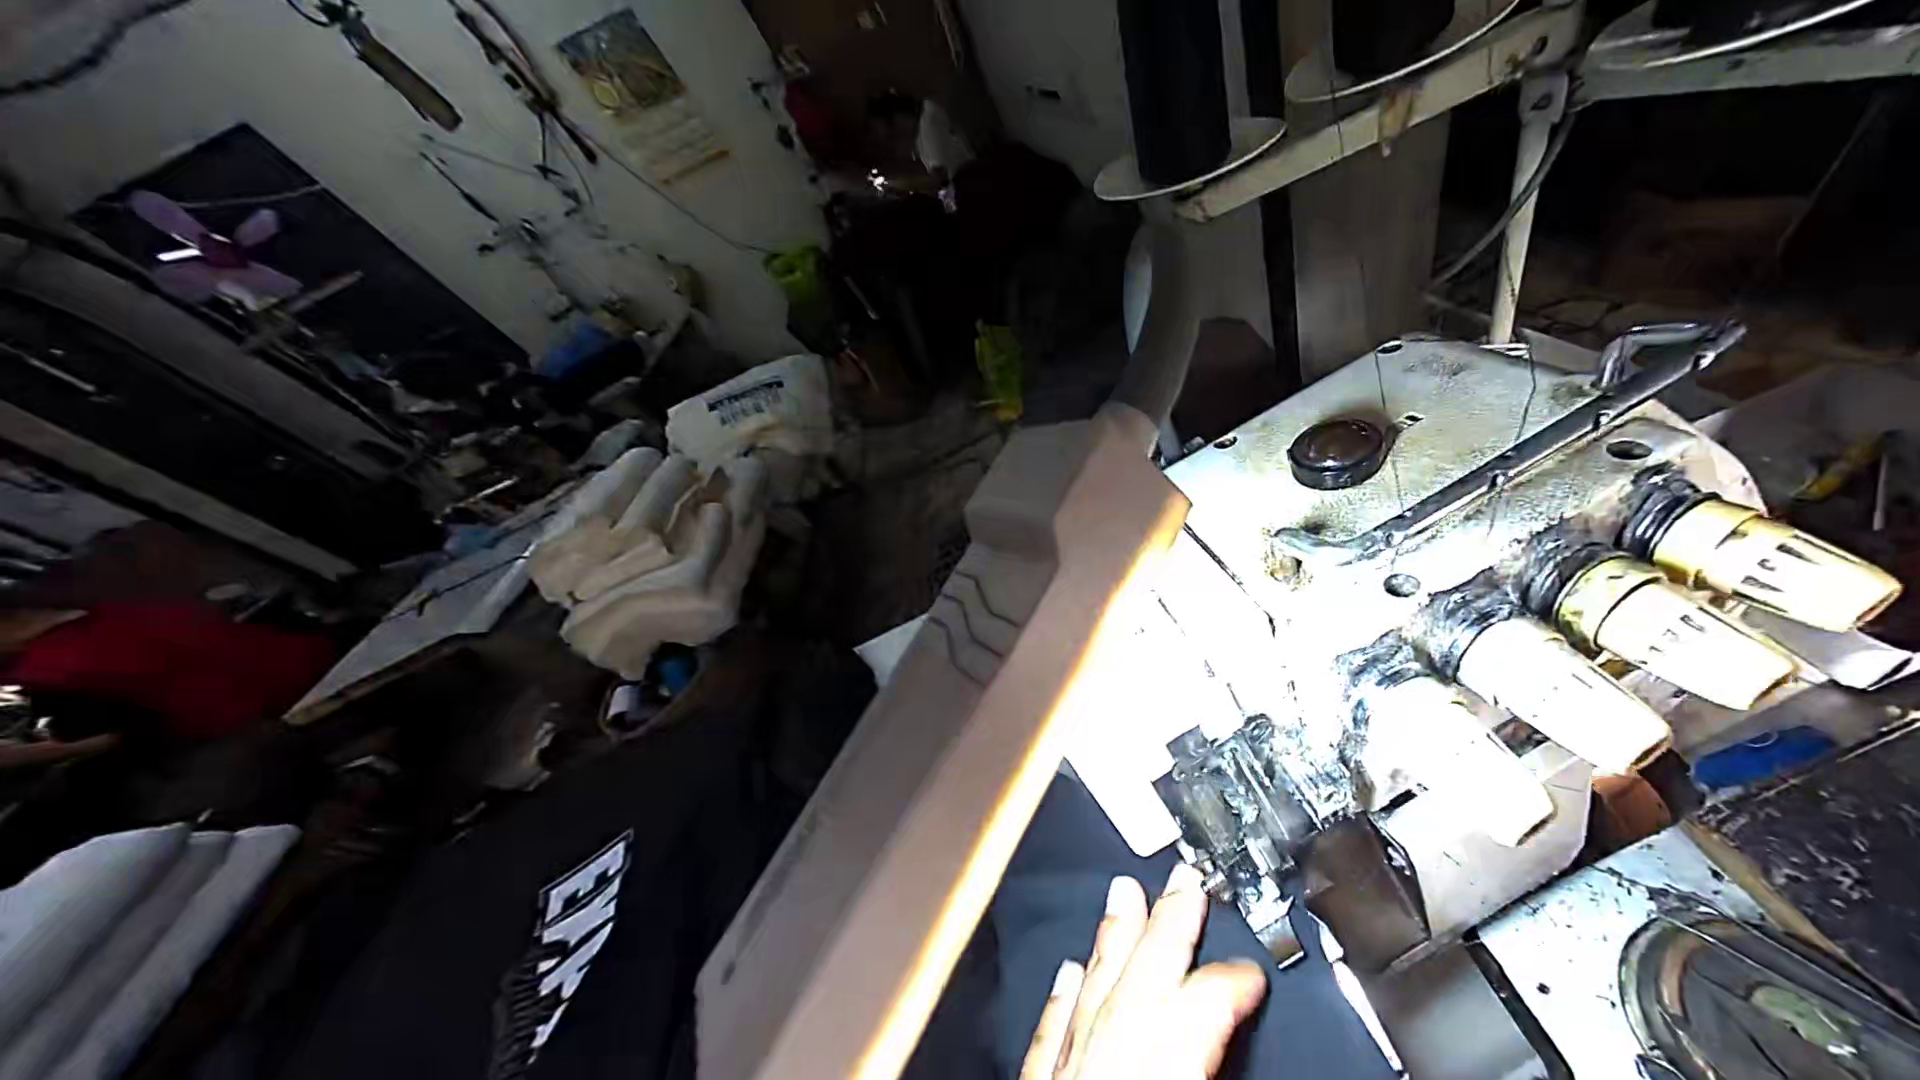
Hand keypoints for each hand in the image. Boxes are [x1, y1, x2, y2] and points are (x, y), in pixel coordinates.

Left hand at [1020, 863, 1268, 1079]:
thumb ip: (1216, 1060)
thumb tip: (1235, 1041)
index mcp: (1157, 1066)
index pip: (1201, 1009)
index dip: (1229, 981)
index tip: (1252, 969)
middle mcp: (1107, 1059)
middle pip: (1142, 977)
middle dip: (1167, 924)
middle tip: (1183, 878)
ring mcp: (1067, 1070)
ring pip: (1092, 989)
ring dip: (1112, 938)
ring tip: (1123, 892)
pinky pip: (1050, 1031)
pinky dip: (1062, 997)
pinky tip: (1068, 968)